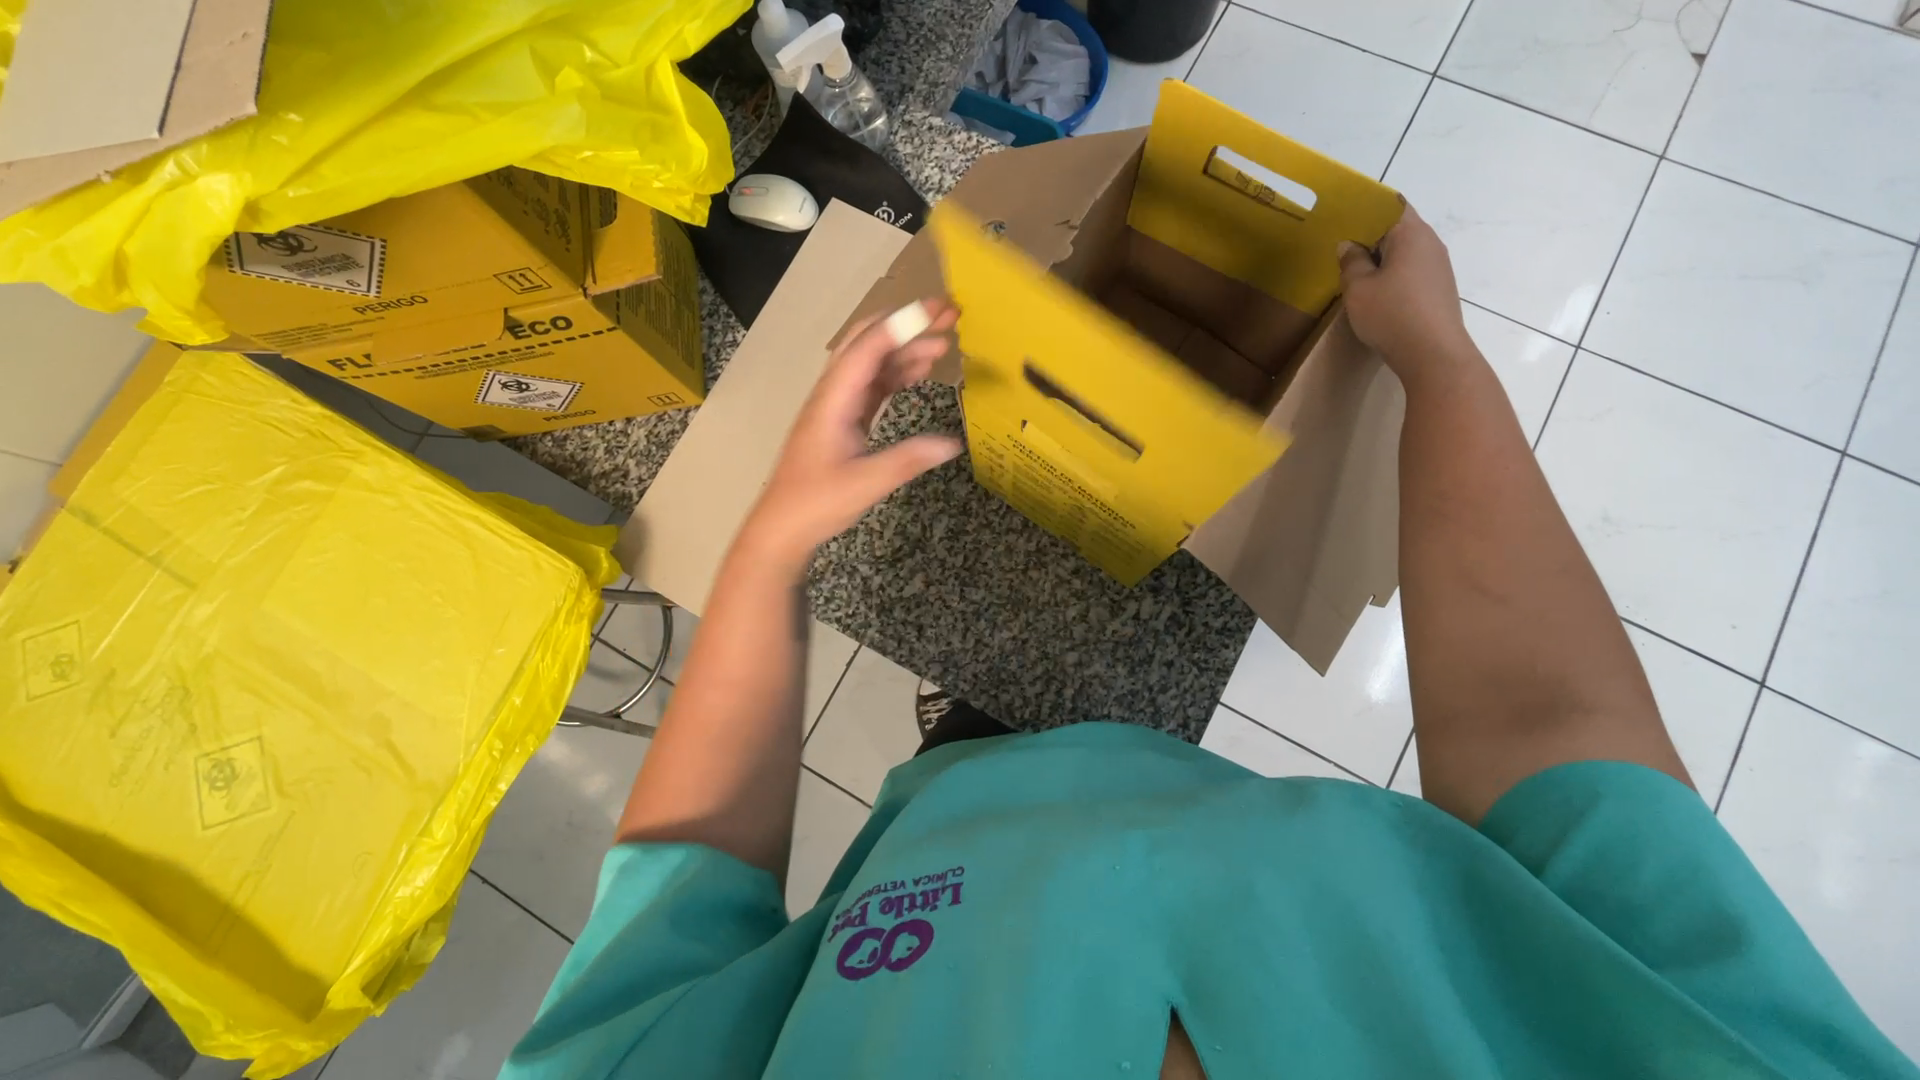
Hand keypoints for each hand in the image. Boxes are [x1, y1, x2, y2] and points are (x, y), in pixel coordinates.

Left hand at [736, 299, 963, 570]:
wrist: (781, 527)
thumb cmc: (816, 504)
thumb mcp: (865, 484)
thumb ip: (908, 460)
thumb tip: (952, 443)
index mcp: (833, 400)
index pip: (868, 347)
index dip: (903, 324)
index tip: (938, 310)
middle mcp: (832, 394)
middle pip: (867, 343)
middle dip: (906, 325)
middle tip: (947, 318)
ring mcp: (836, 406)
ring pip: (871, 364)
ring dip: (904, 350)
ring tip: (943, 345)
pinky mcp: (842, 420)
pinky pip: (871, 386)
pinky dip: (896, 374)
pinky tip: (919, 373)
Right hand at [1337, 206, 1476, 385]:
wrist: (1433, 354)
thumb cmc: (1392, 314)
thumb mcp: (1358, 288)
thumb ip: (1351, 262)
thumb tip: (1349, 245)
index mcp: (1411, 234)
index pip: (1390, 206)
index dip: (1366, 209)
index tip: (1343, 219)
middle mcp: (1430, 244)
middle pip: (1398, 229)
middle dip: (1371, 236)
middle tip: (1342, 248)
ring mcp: (1438, 267)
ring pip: (1405, 252)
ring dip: (1382, 259)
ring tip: (1356, 272)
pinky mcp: (1439, 289)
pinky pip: (1412, 272)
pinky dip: (1393, 275)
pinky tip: (1377, 293)